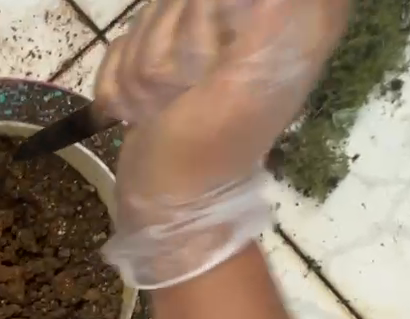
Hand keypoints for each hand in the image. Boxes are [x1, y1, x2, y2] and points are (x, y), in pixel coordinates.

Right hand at [93, 0, 349, 287]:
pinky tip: (136, 113)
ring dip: (141, 77)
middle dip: (168, 53)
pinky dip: (117, 87)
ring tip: (158, 111)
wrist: (164, 207)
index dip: (204, 18)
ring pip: (149, 16)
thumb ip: (268, 8)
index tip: (210, 67)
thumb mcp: (251, 73)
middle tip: (182, 96)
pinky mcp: (157, 60)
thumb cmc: (209, 152)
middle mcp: (248, 14)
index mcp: (292, 10)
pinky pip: (119, 47)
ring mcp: (198, 37)